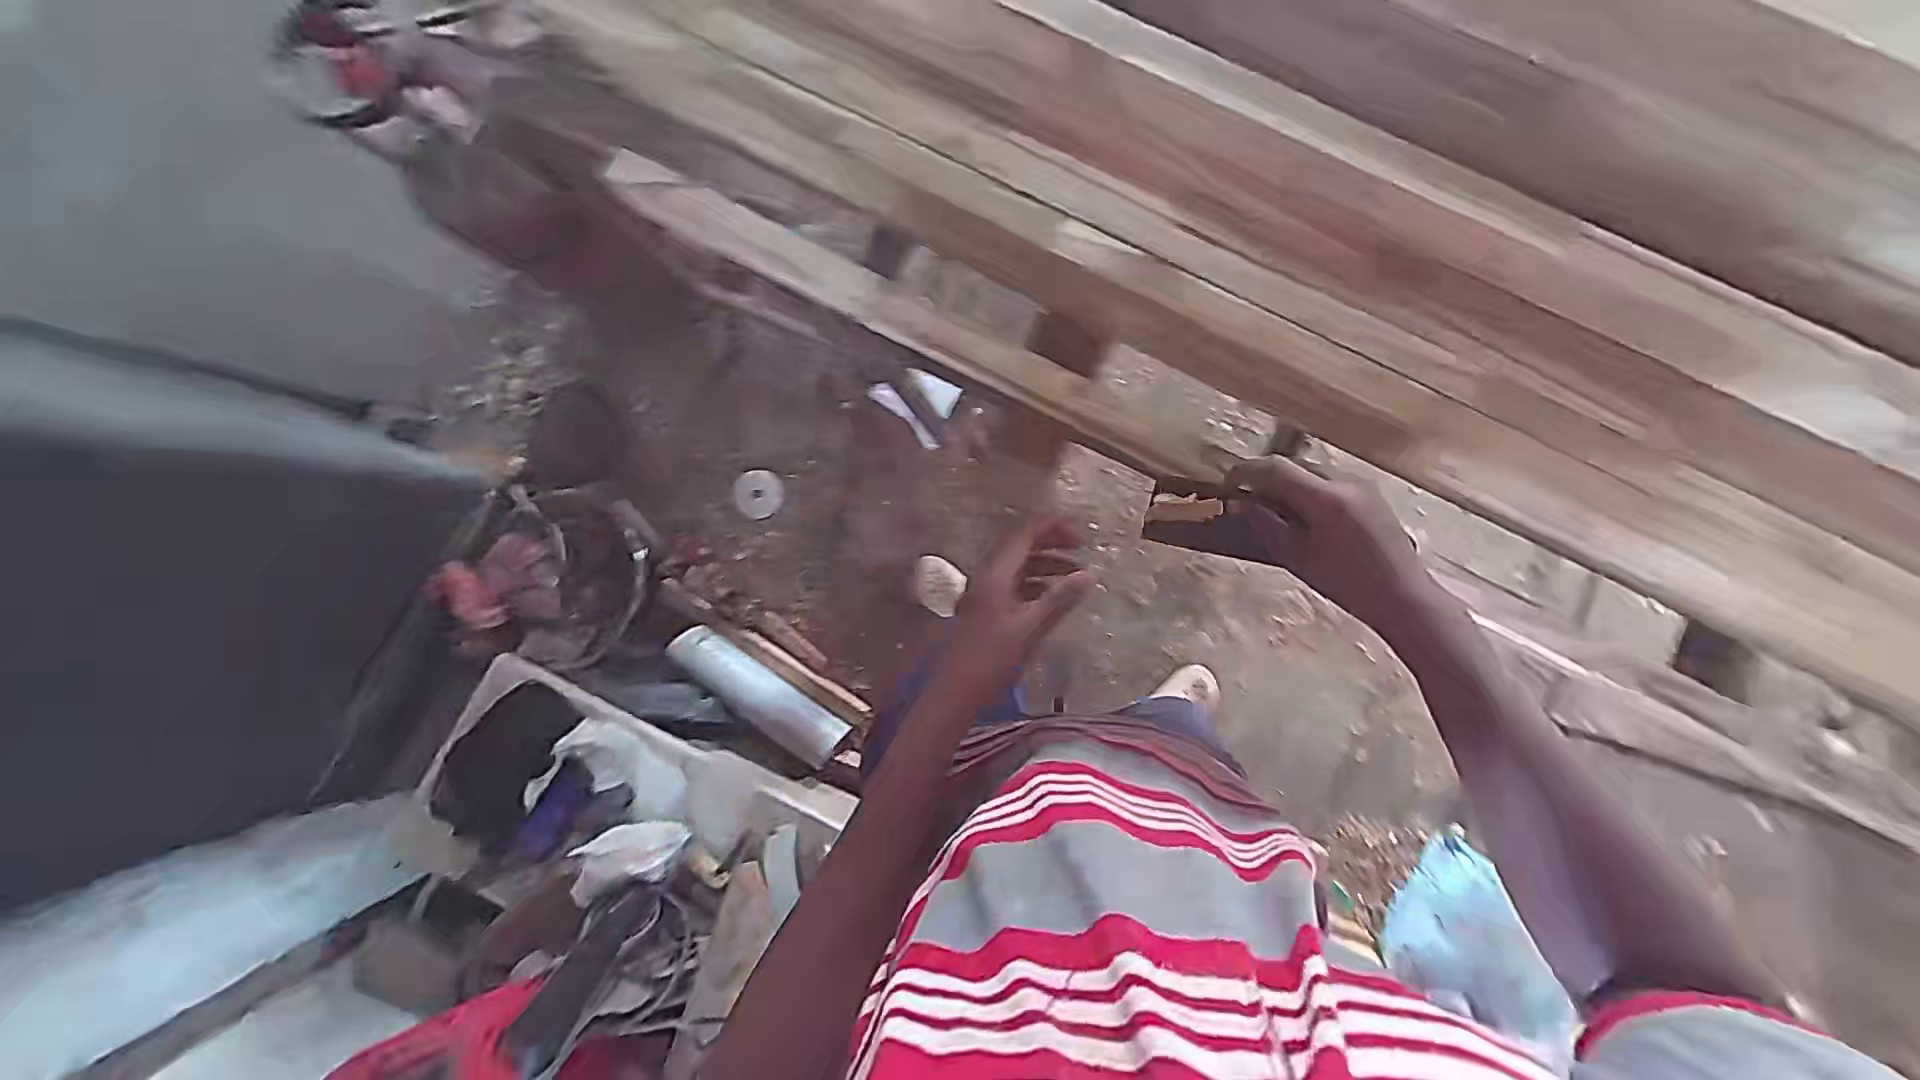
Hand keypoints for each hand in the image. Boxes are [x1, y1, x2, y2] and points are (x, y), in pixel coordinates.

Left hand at [937, 516, 1094, 697]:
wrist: (956, 691)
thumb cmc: (991, 660)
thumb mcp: (1030, 629)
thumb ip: (1059, 600)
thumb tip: (1088, 574)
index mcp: (994, 574)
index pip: (1023, 535)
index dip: (1052, 527)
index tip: (1080, 531)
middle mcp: (986, 576)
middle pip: (1019, 546)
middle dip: (1051, 542)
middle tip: (1081, 547)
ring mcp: (983, 592)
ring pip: (1017, 566)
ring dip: (1045, 564)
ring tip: (1075, 573)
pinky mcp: (985, 608)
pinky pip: (1013, 584)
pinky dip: (1035, 582)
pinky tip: (1052, 595)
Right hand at [1224, 455, 1436, 634]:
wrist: (1402, 595)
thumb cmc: (1344, 582)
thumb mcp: (1295, 555)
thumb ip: (1266, 523)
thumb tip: (1239, 503)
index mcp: (1324, 498)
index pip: (1274, 468)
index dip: (1245, 472)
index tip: (1228, 485)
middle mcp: (1344, 481)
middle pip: (1293, 464)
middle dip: (1265, 476)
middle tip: (1245, 497)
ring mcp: (1361, 484)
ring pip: (1311, 470)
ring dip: (1286, 482)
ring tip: (1271, 507)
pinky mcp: (1370, 493)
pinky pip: (1329, 480)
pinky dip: (1307, 488)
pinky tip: (1301, 513)